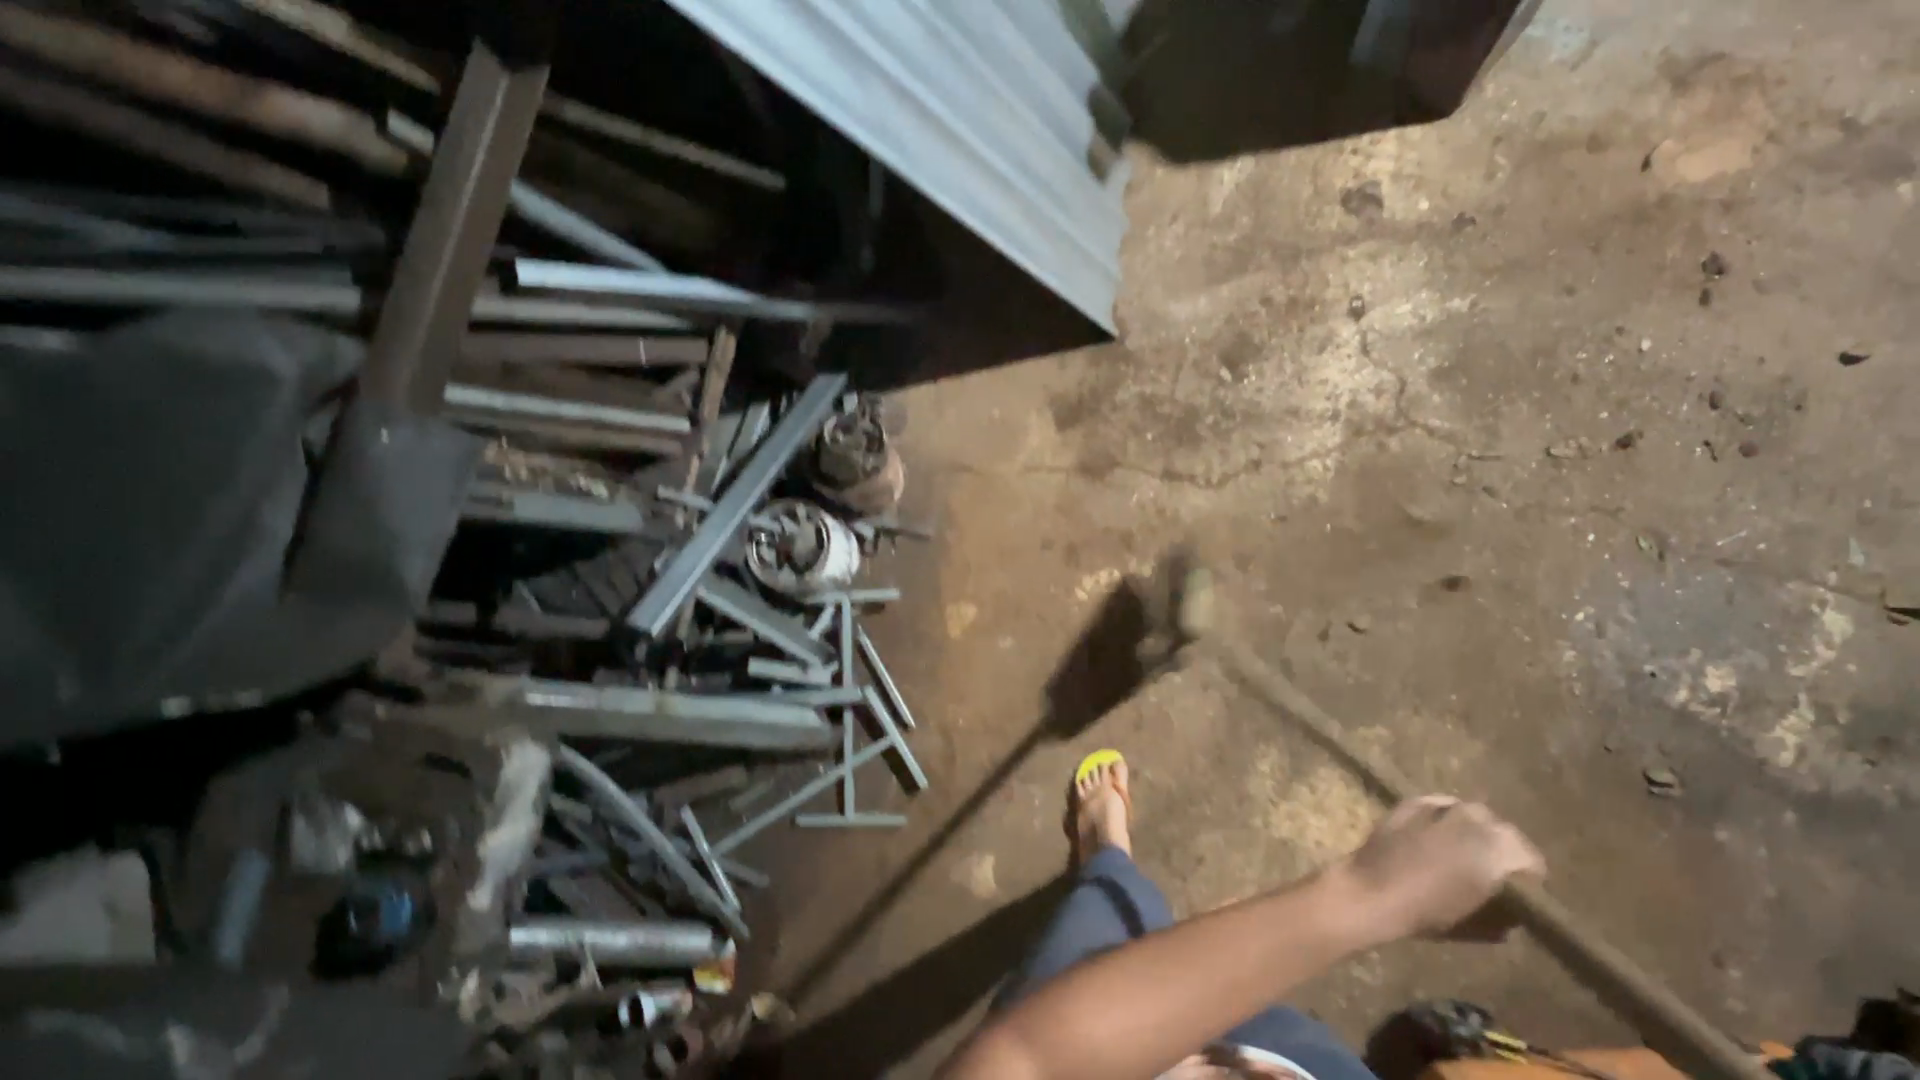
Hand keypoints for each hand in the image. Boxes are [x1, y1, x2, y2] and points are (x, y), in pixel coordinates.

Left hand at [1331, 795, 1545, 943]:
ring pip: (1474, 815)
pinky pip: (1440, 806)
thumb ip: (1505, 914)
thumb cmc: (1428, 913)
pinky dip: (1444, 817)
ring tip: (1463, 851)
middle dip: (1501, 851)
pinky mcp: (1413, 802)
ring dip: (1474, 831)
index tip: (1521, 891)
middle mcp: (1477, 820)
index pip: (1531, 859)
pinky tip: (1437, 832)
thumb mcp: (1479, 926)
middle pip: (1503, 833)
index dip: (1528, 877)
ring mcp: (1443, 805)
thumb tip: (1513, 912)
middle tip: (1490, 871)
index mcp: (1500, 850)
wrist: (1371, 891)